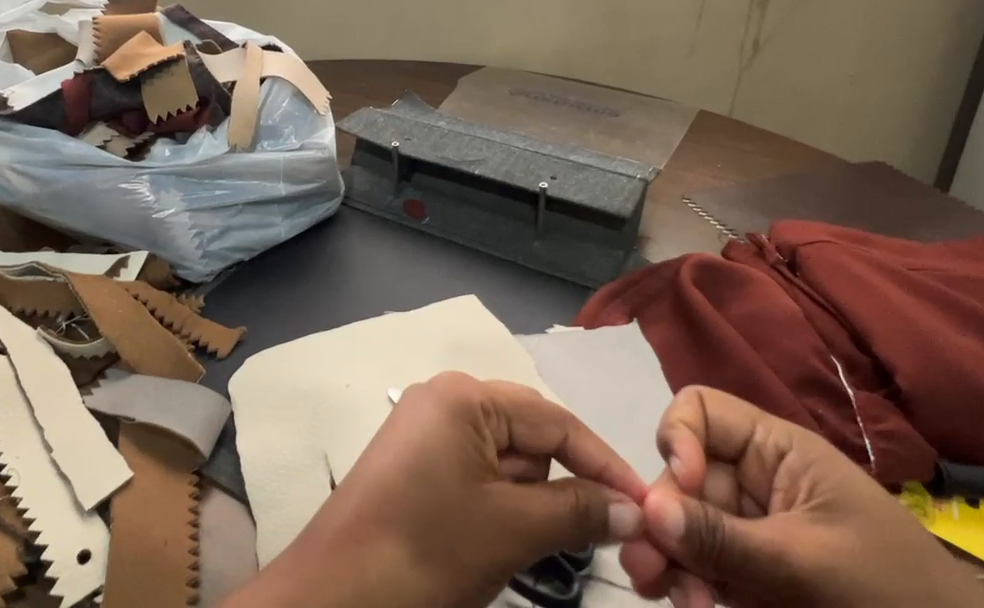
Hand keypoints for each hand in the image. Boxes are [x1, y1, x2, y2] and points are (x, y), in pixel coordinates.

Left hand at [229, 371, 649, 607]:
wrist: (334, 594)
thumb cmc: (426, 549)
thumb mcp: (511, 530)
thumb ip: (578, 511)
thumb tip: (633, 508)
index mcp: (464, 396)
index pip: (554, 419)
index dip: (604, 462)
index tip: (648, 504)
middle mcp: (443, 399)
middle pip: (530, 433)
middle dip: (567, 481)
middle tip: (607, 531)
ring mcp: (424, 430)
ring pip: (505, 458)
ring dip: (534, 498)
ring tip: (544, 541)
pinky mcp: (413, 464)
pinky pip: (477, 473)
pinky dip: (503, 503)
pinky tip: (506, 539)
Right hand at [620, 386, 983, 607]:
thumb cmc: (894, 597)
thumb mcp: (807, 566)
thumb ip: (722, 539)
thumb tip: (647, 508)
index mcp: (777, 452)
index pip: (701, 412)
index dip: (676, 440)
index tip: (676, 493)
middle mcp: (756, 482)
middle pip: (682, 478)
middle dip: (661, 521)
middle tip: (645, 570)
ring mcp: (754, 533)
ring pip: (684, 528)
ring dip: (668, 562)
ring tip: (663, 596)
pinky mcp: (754, 580)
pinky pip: (703, 569)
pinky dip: (688, 588)